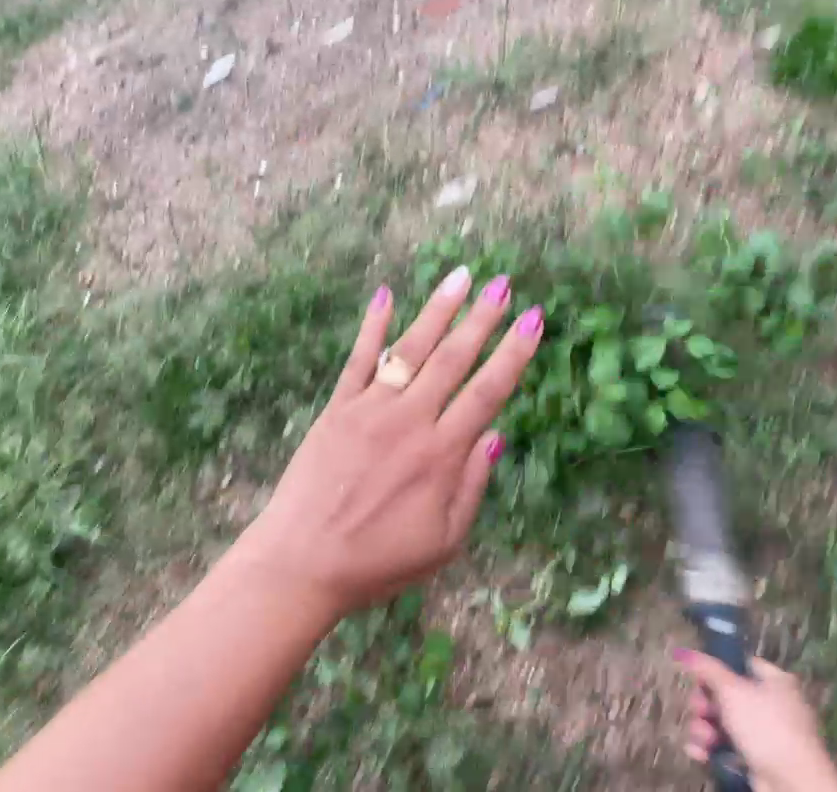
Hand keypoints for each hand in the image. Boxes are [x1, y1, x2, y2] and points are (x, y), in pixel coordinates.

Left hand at [222, 267, 543, 621]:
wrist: (303, 561)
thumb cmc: (378, 561)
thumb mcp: (443, 541)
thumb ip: (472, 486)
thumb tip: (495, 434)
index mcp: (441, 455)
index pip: (487, 392)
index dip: (514, 353)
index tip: (533, 319)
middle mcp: (409, 421)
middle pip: (453, 359)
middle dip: (482, 319)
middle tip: (503, 284)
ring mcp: (369, 409)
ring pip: (410, 349)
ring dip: (437, 310)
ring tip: (460, 276)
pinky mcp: (337, 408)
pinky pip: (358, 359)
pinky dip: (372, 326)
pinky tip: (385, 295)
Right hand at [676, 650, 836, 791]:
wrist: (793, 784)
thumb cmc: (766, 727)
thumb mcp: (732, 690)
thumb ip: (707, 668)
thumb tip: (686, 652)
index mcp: (776, 682)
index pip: (741, 664)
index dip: (716, 668)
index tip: (697, 676)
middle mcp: (773, 705)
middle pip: (727, 695)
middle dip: (704, 704)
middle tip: (698, 710)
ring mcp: (766, 734)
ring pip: (723, 722)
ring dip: (704, 728)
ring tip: (702, 737)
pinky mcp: (759, 759)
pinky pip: (728, 746)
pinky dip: (711, 748)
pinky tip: (699, 752)